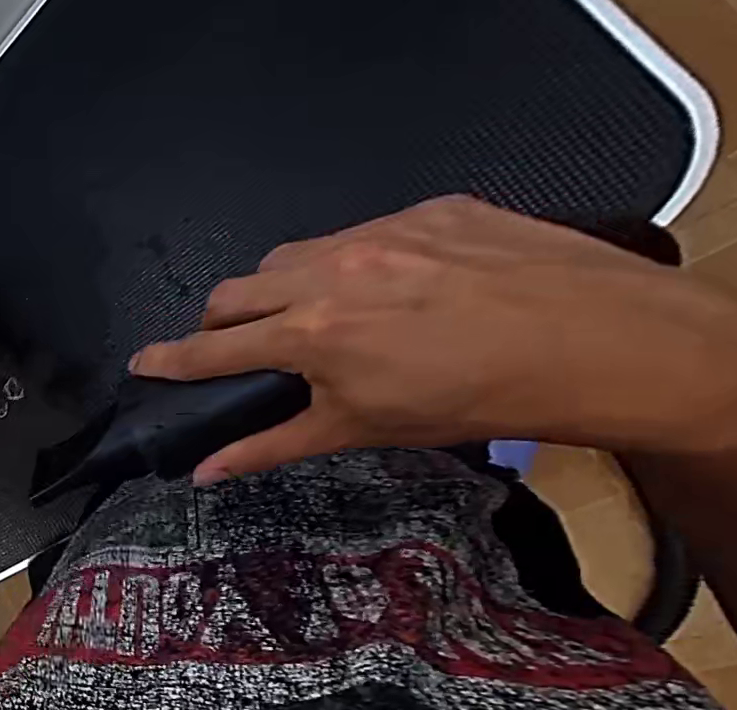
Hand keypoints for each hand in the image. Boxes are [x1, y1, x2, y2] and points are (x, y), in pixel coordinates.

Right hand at [128, 196, 736, 483]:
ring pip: (291, 255)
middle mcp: (332, 271)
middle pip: (237, 288)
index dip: (169, 358)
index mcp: (310, 333)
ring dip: (280, 287)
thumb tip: (205, 473)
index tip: (141, 362)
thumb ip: (271, 446)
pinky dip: (345, 264)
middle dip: (222, 320)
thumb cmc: (466, 403)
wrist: (594, 343)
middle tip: (241, 347)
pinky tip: (387, 289)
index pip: (214, 346)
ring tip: (314, 316)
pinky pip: (357, 233)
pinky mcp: (428, 208)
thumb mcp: (358, 431)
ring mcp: (380, 232)